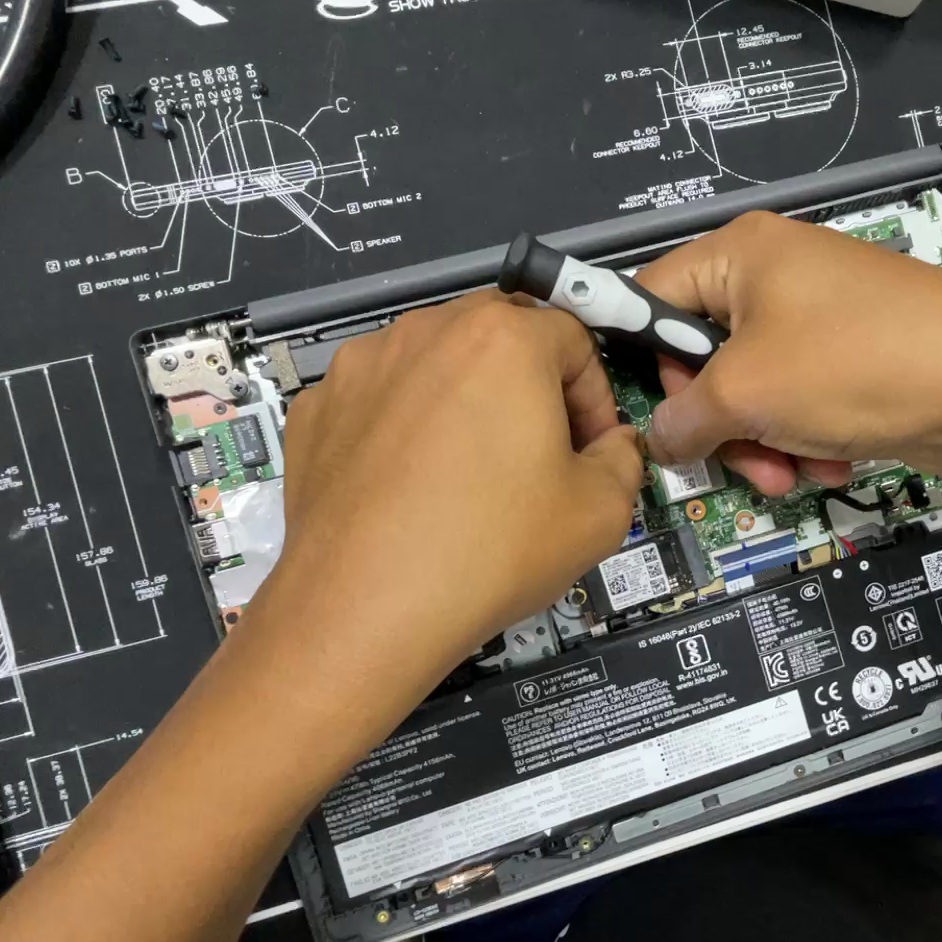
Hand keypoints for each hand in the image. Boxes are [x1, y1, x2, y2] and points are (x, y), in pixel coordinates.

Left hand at [245, 292, 641, 695]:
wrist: (365, 609)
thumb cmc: (494, 548)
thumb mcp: (602, 513)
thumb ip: (625, 459)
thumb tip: (614, 445)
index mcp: (503, 339)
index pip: (575, 340)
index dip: (596, 398)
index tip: (591, 452)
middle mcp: (426, 332)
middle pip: (501, 341)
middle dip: (532, 389)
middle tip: (538, 456)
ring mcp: (359, 367)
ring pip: (436, 366)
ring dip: (466, 403)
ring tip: (469, 475)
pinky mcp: (316, 411)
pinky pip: (380, 402)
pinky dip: (404, 430)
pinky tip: (410, 489)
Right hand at [635, 211, 941, 493]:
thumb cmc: (848, 368)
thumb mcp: (742, 394)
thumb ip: (679, 419)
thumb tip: (660, 439)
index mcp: (738, 254)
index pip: (650, 297)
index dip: (637, 358)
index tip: (643, 412)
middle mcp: (773, 274)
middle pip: (701, 357)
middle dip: (719, 423)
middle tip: (738, 461)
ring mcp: (815, 315)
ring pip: (749, 390)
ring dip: (761, 443)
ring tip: (795, 472)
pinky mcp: (848, 353)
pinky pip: (795, 399)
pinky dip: (802, 437)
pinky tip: (829, 462)